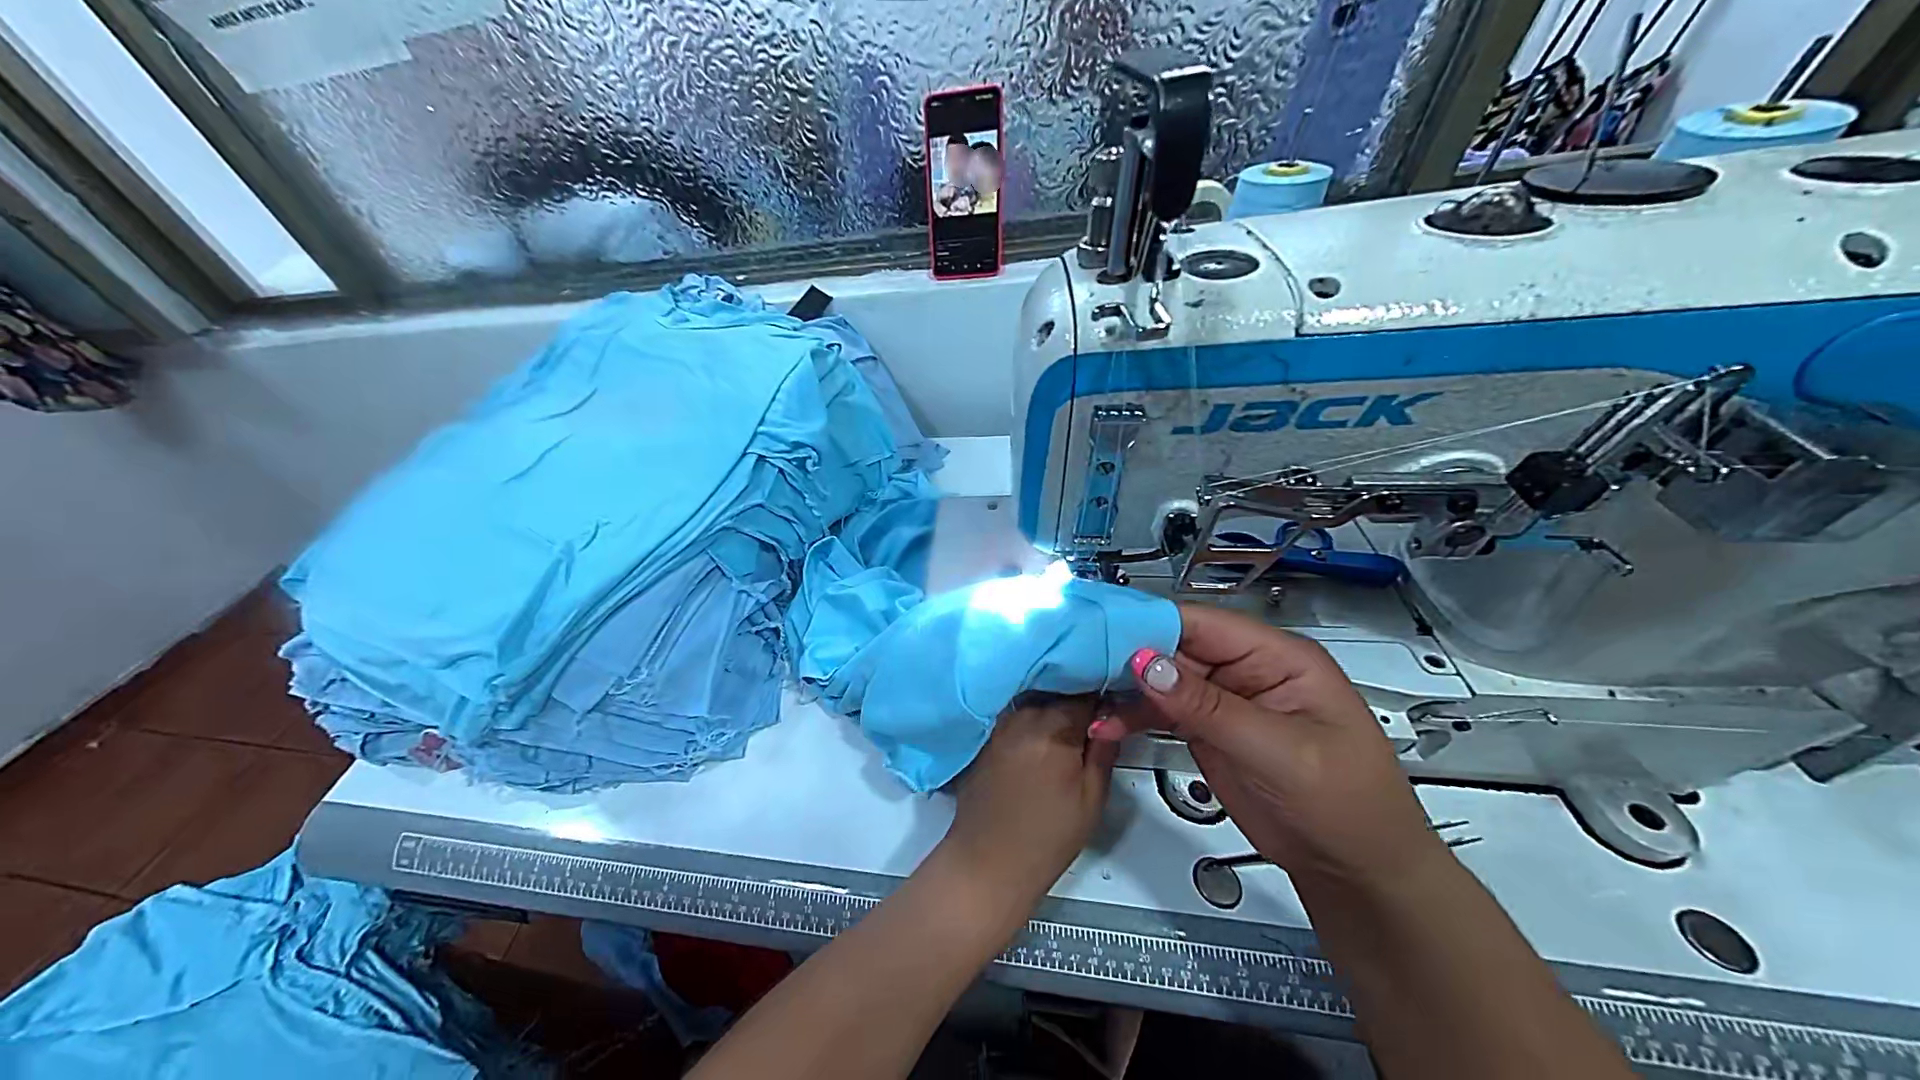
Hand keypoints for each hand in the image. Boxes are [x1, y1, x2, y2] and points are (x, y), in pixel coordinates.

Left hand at [938, 697, 1118, 902]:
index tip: (1114, 716)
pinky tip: (1040, 748)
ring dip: (1053, 713)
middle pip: (1059, 695)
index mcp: (1053, 729)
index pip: (1086, 695)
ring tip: (1068, 740)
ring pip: (1037, 704)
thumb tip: (1113, 721)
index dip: (1104, 702)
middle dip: (1078, 706)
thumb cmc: (1046, 837)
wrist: (987, 861)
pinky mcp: (987, 737)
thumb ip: (1104, 752)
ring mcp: (1001, 725)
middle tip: (1094, 731)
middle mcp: (1023, 718)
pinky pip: (1017, 718)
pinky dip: (1032, 724)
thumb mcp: (1091, 798)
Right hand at [1106, 606, 1443, 891]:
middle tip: (1078, 661)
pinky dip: (1133, 715)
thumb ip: (1210, 706)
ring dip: (1124, 686)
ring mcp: (1224, 701)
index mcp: (1276, 657)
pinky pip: (1162, 710)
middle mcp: (1245, 670)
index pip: (1202, 623)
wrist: (1355, 870)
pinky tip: (1107, 722)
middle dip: (1127, 653)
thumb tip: (1147, 663)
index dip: (1150, 623)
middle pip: (1174, 646)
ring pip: (1162, 677)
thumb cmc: (1345, 804)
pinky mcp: (1207, 730)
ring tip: (1086, 694)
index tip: (1101, 629)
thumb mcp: (1279, 751)